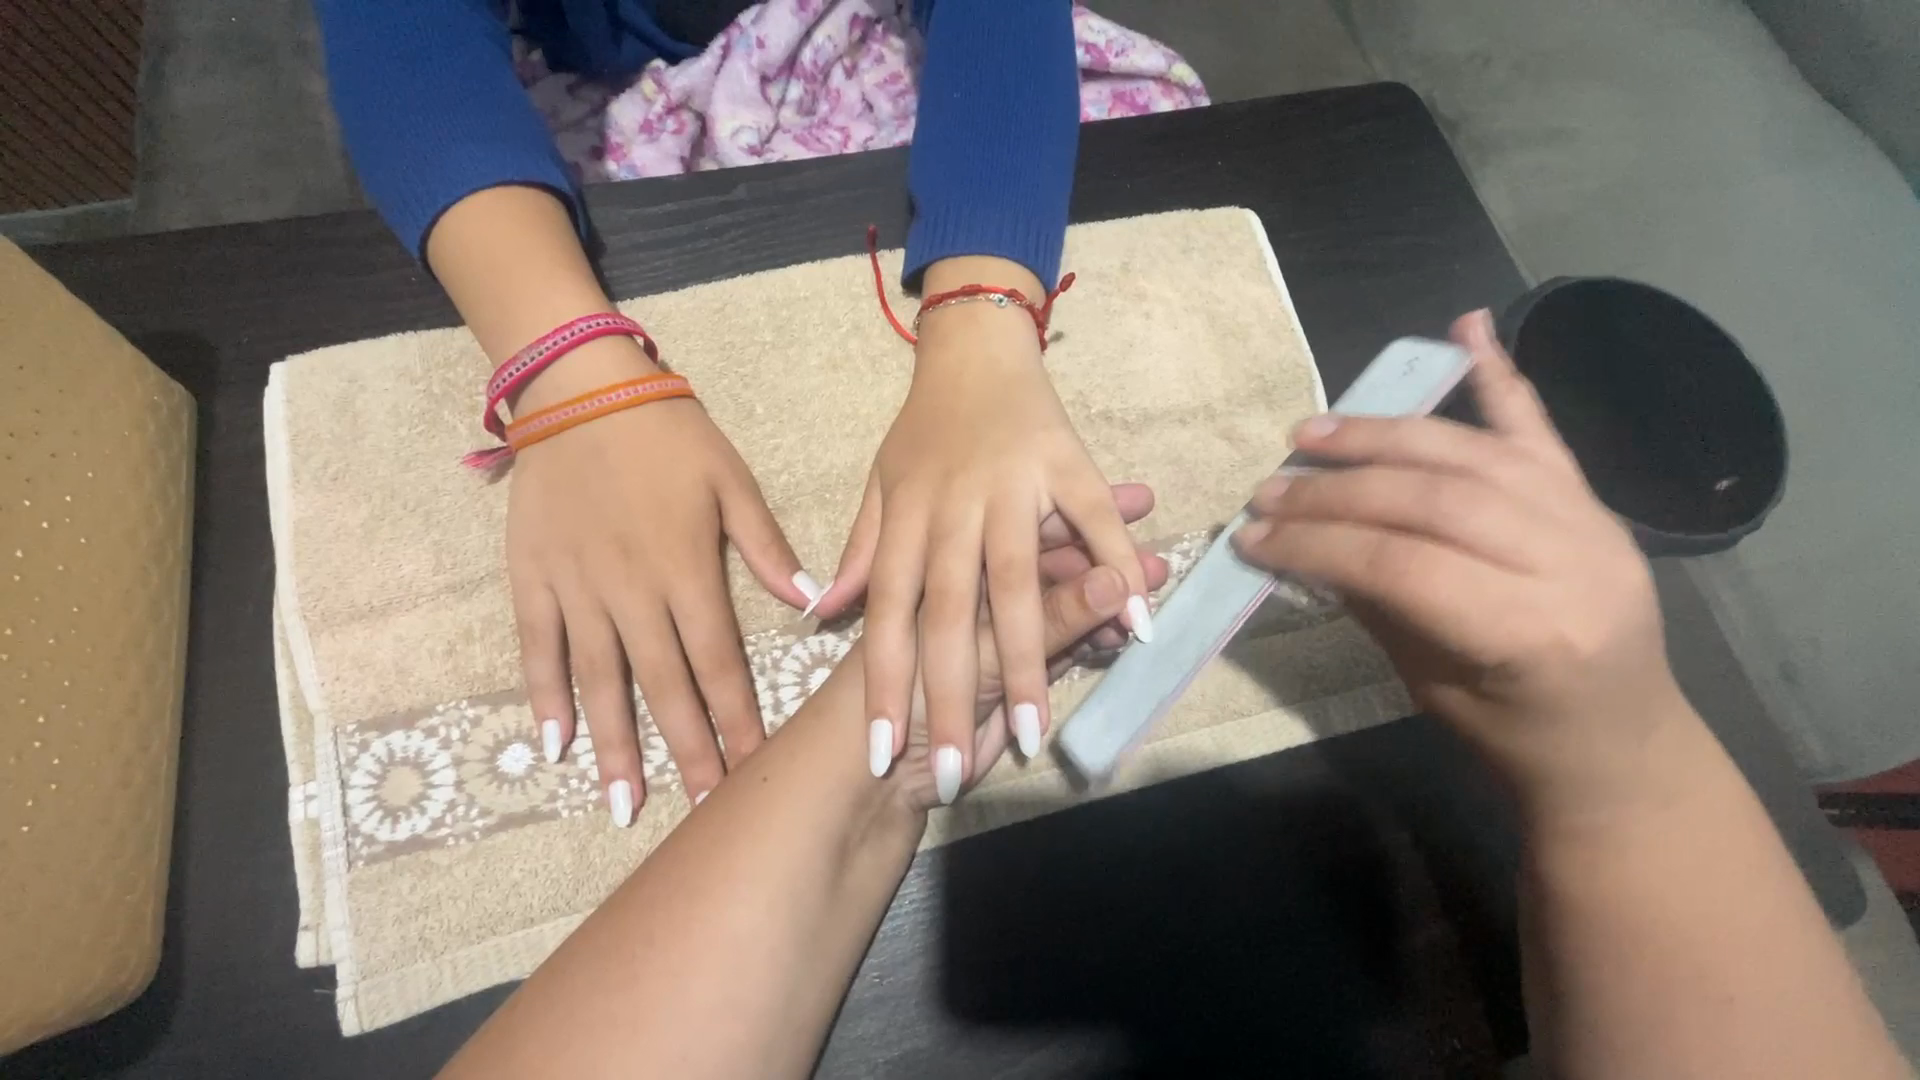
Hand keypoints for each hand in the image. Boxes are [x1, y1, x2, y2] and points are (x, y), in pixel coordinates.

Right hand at [507, 338, 819, 824]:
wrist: (581, 392)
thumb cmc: (669, 436)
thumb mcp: (733, 482)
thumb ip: (768, 547)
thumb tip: (813, 600)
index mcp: (688, 572)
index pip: (719, 664)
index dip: (738, 720)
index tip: (754, 770)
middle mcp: (633, 594)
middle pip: (665, 687)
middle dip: (688, 751)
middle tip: (702, 808)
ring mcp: (577, 591)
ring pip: (600, 681)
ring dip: (615, 744)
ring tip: (624, 803)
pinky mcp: (533, 580)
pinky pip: (538, 648)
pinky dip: (545, 696)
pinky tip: (552, 743)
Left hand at [815, 257, 1151, 800]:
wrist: (974, 347)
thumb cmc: (925, 426)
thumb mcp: (880, 484)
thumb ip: (859, 550)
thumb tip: (820, 612)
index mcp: (906, 515)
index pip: (888, 609)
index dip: (881, 680)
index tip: (878, 752)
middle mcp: (952, 505)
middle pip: (949, 610)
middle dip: (950, 695)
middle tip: (952, 772)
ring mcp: (1012, 485)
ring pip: (1018, 580)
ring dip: (1029, 660)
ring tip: (1033, 733)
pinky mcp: (1067, 464)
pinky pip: (1093, 523)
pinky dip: (1118, 569)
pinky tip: (1136, 629)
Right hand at [1230, 310, 1687, 821]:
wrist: (1618, 740)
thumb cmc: (1512, 731)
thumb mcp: (1426, 680)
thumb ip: (1372, 600)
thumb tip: (1297, 544)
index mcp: (1530, 631)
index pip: (1400, 564)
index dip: (1314, 545)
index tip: (1251, 538)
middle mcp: (1570, 561)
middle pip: (1432, 498)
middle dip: (1335, 490)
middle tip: (1268, 490)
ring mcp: (1589, 520)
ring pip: (1469, 454)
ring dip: (1381, 435)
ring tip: (1311, 434)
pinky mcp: (1591, 498)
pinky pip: (1537, 430)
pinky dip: (1498, 376)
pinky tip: (1467, 327)